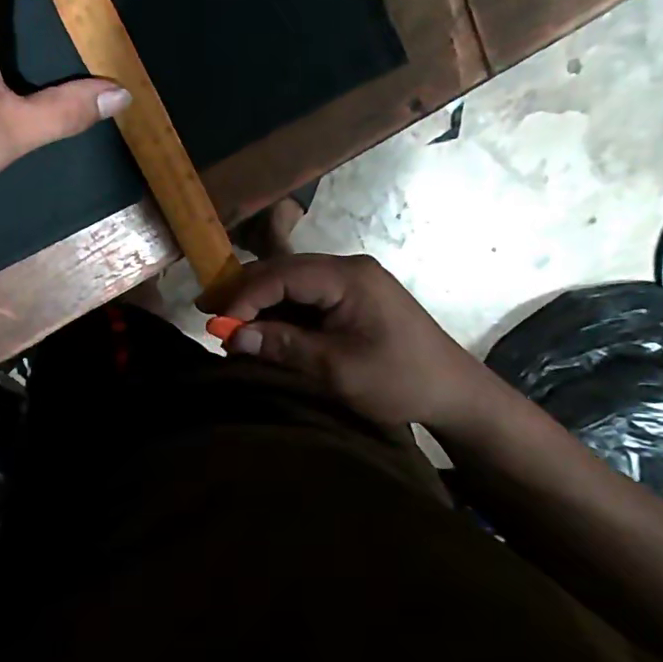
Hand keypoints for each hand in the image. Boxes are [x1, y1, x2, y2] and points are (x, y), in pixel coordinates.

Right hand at [200, 253, 513, 431]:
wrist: (454, 392)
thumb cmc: (400, 380)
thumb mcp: (338, 369)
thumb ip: (284, 347)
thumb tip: (232, 336)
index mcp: (350, 277)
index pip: (284, 274)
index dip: (245, 295)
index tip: (217, 323)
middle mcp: (350, 269)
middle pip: (286, 270)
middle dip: (246, 292)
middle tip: (208, 315)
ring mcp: (354, 281)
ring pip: (294, 282)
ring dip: (262, 302)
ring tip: (228, 323)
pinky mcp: (355, 298)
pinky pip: (309, 296)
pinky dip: (283, 312)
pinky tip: (263, 328)